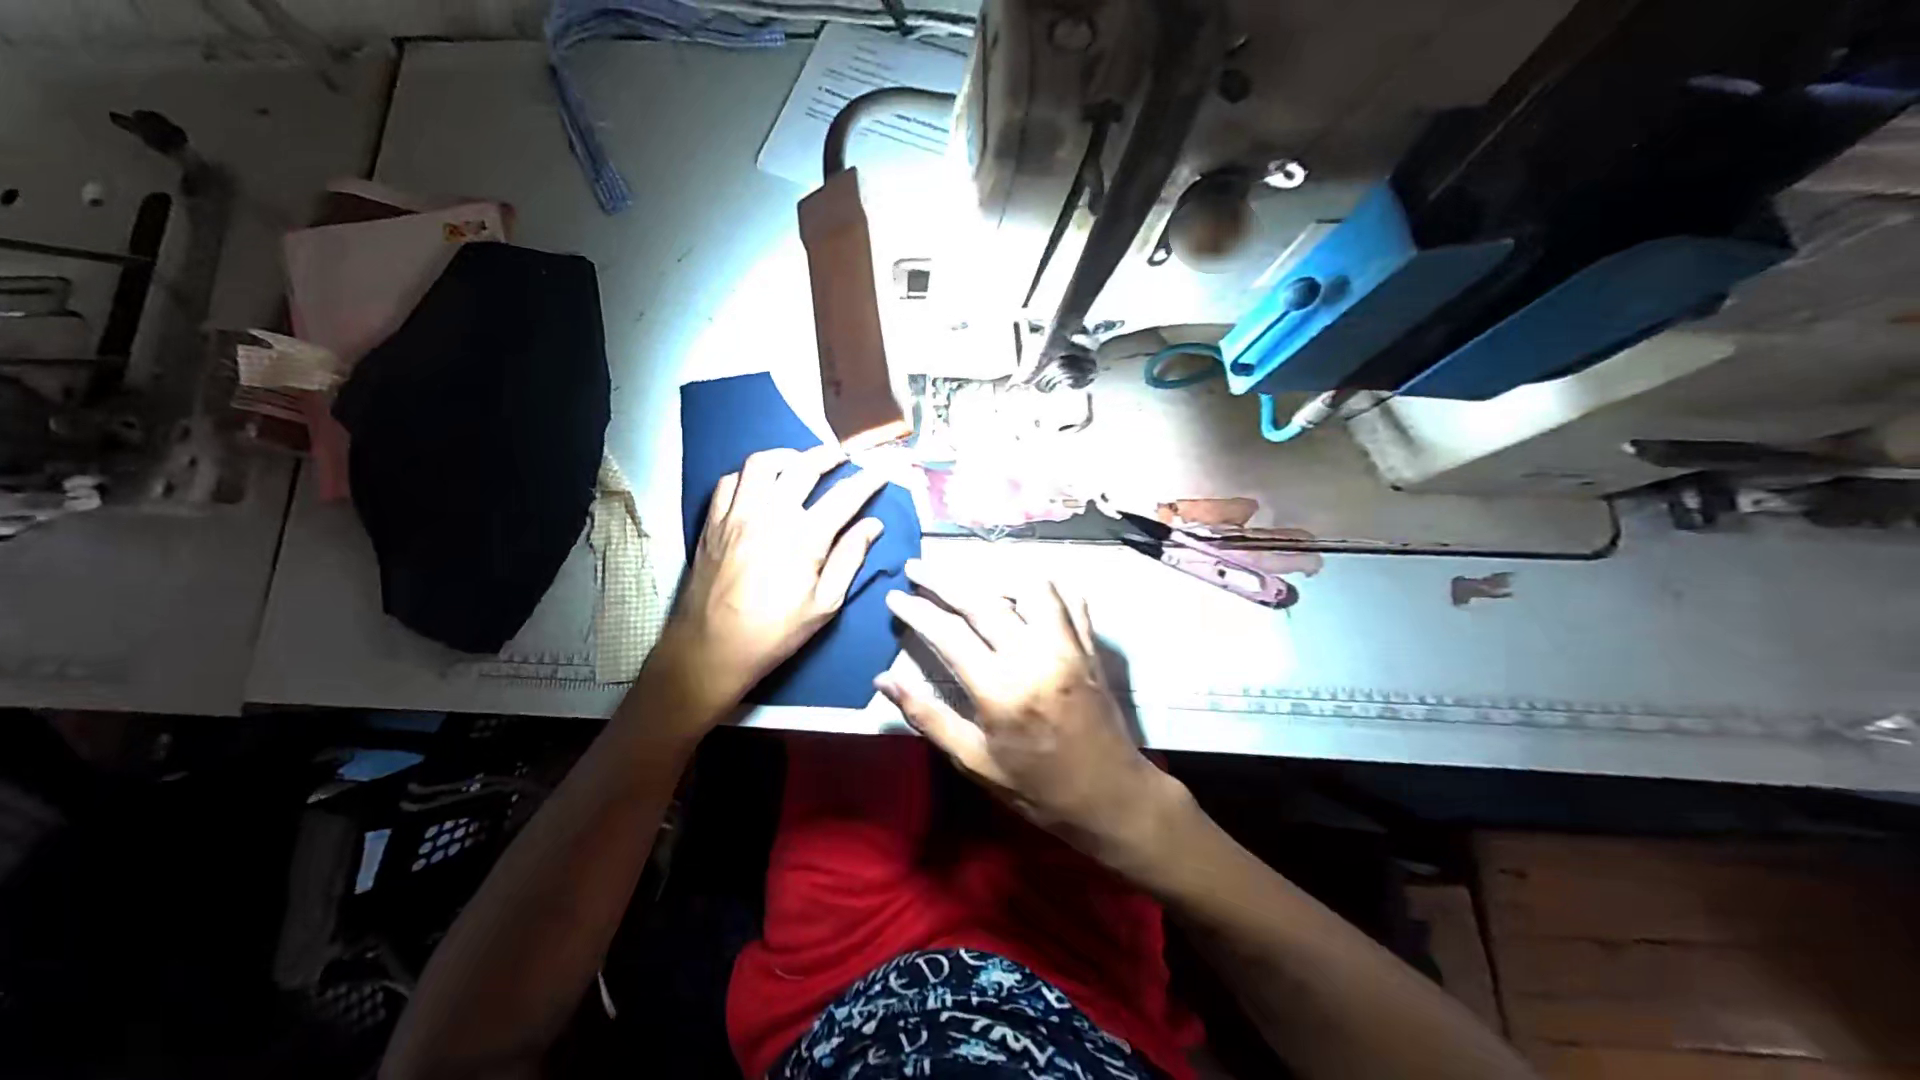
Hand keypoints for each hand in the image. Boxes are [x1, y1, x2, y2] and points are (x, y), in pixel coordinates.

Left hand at [655, 445, 886, 718]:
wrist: (711, 649)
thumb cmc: (773, 633)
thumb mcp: (824, 605)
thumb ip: (849, 559)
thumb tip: (872, 526)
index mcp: (803, 539)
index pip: (844, 496)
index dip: (868, 480)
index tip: (882, 470)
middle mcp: (769, 517)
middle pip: (803, 466)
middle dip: (829, 454)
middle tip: (843, 456)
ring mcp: (736, 515)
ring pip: (762, 463)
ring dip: (787, 456)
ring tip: (801, 462)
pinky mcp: (712, 522)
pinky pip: (730, 481)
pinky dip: (749, 475)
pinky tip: (761, 485)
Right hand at [876, 559, 1181, 864]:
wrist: (1110, 797)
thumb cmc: (1036, 788)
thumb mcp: (974, 762)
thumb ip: (928, 716)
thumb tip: (884, 679)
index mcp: (1000, 689)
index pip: (948, 634)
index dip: (916, 611)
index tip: (894, 597)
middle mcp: (1034, 657)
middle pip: (982, 601)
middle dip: (942, 580)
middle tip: (916, 567)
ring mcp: (1067, 647)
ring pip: (1028, 590)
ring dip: (994, 575)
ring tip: (969, 572)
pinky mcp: (1090, 648)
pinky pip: (1069, 601)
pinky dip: (1046, 586)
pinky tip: (1027, 584)